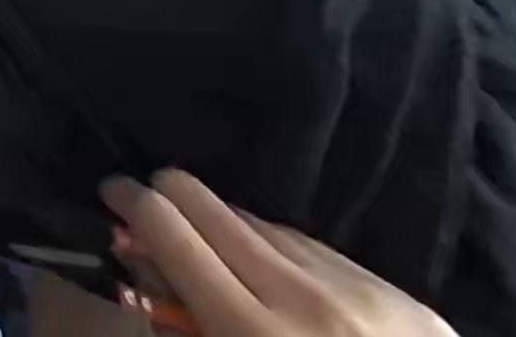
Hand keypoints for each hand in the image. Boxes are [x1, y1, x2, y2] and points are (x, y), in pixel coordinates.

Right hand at [101, 170, 459, 336]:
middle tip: (156, 221)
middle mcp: (302, 298)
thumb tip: (136, 254)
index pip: (162, 221)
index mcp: (252, 334)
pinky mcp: (404, 299)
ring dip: (225, 233)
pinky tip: (291, 295)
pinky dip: (280, 257)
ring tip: (234, 275)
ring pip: (249, 215)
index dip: (124, 197)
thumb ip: (175, 320)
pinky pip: (309, 245)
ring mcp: (359, 292)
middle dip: (163, 197)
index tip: (111, 196)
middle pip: (196, 193)